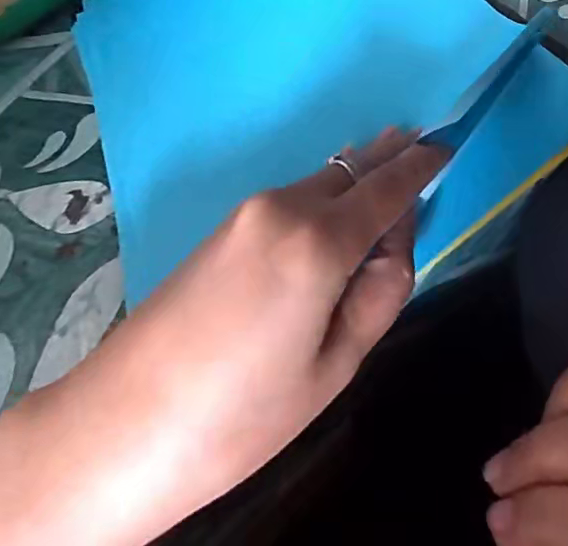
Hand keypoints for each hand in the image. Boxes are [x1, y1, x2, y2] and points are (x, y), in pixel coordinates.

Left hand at [0, 129, 446, 545]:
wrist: (124, 421)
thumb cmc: (243, 414)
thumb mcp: (334, 366)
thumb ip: (378, 292)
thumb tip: (393, 240)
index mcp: (318, 240)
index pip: (385, 186)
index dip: (419, 165)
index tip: (443, 147)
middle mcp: (283, 206)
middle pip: (350, 170)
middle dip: (387, 160)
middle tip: (418, 152)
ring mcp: (248, 210)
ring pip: (320, 181)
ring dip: (354, 180)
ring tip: (382, 184)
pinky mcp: (225, 225)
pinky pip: (293, 198)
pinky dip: (324, 198)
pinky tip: (333, 215)